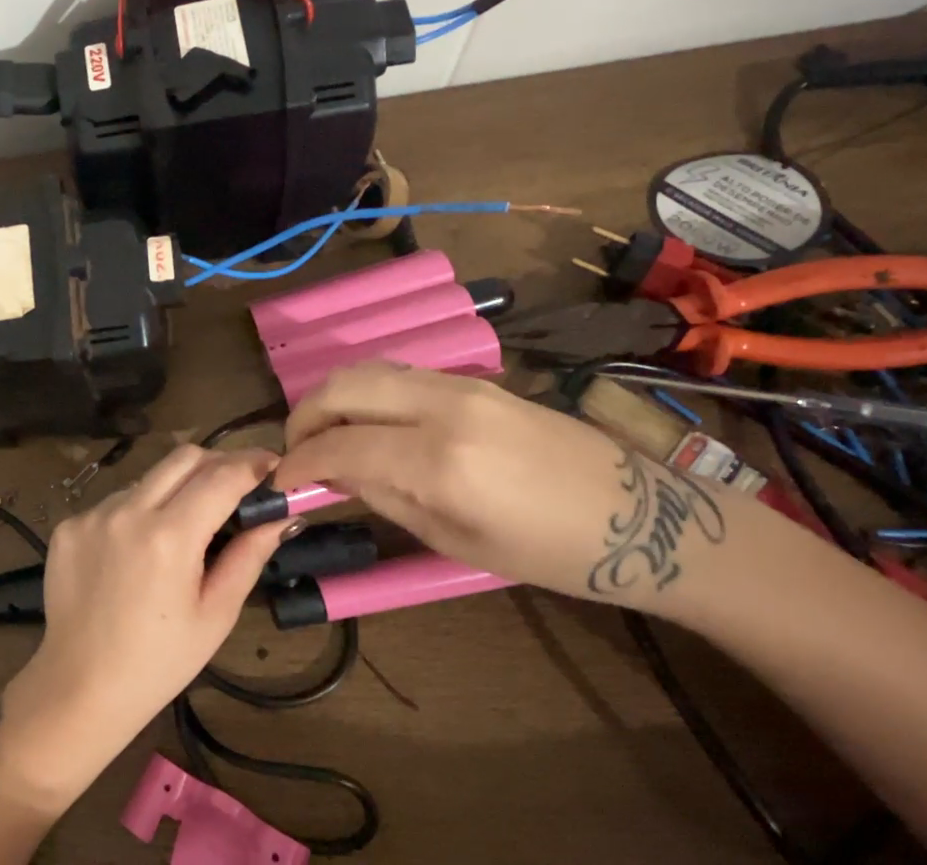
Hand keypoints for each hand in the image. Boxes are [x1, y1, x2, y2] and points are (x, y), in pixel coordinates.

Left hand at [0, 446, 293, 809]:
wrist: (82, 684)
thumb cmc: (160, 660)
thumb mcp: (216, 613)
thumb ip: (248, 555)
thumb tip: (280, 515)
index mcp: (169, 536)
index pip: (221, 476)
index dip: (252, 464)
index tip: (272, 466)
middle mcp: (126, 512)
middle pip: (182, 458)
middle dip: (216, 464)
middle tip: (235, 488)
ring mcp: (91, 515)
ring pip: (145, 480)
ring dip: (172, 492)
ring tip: (182, 533)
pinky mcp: (68, 526)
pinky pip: (112, 504)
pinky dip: (134, 515)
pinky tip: (136, 554)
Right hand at [273, 362, 745, 611]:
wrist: (648, 521)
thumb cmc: (551, 554)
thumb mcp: (454, 541)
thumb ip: (382, 497)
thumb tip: (328, 478)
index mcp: (439, 461)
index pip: (337, 446)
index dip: (296, 463)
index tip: (278, 483)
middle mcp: (443, 408)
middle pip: (341, 388)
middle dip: (303, 417)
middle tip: (294, 452)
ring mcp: (462, 386)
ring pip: (365, 371)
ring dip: (330, 399)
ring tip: (324, 437)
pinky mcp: (475, 381)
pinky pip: (397, 375)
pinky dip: (364, 393)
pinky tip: (366, 424)